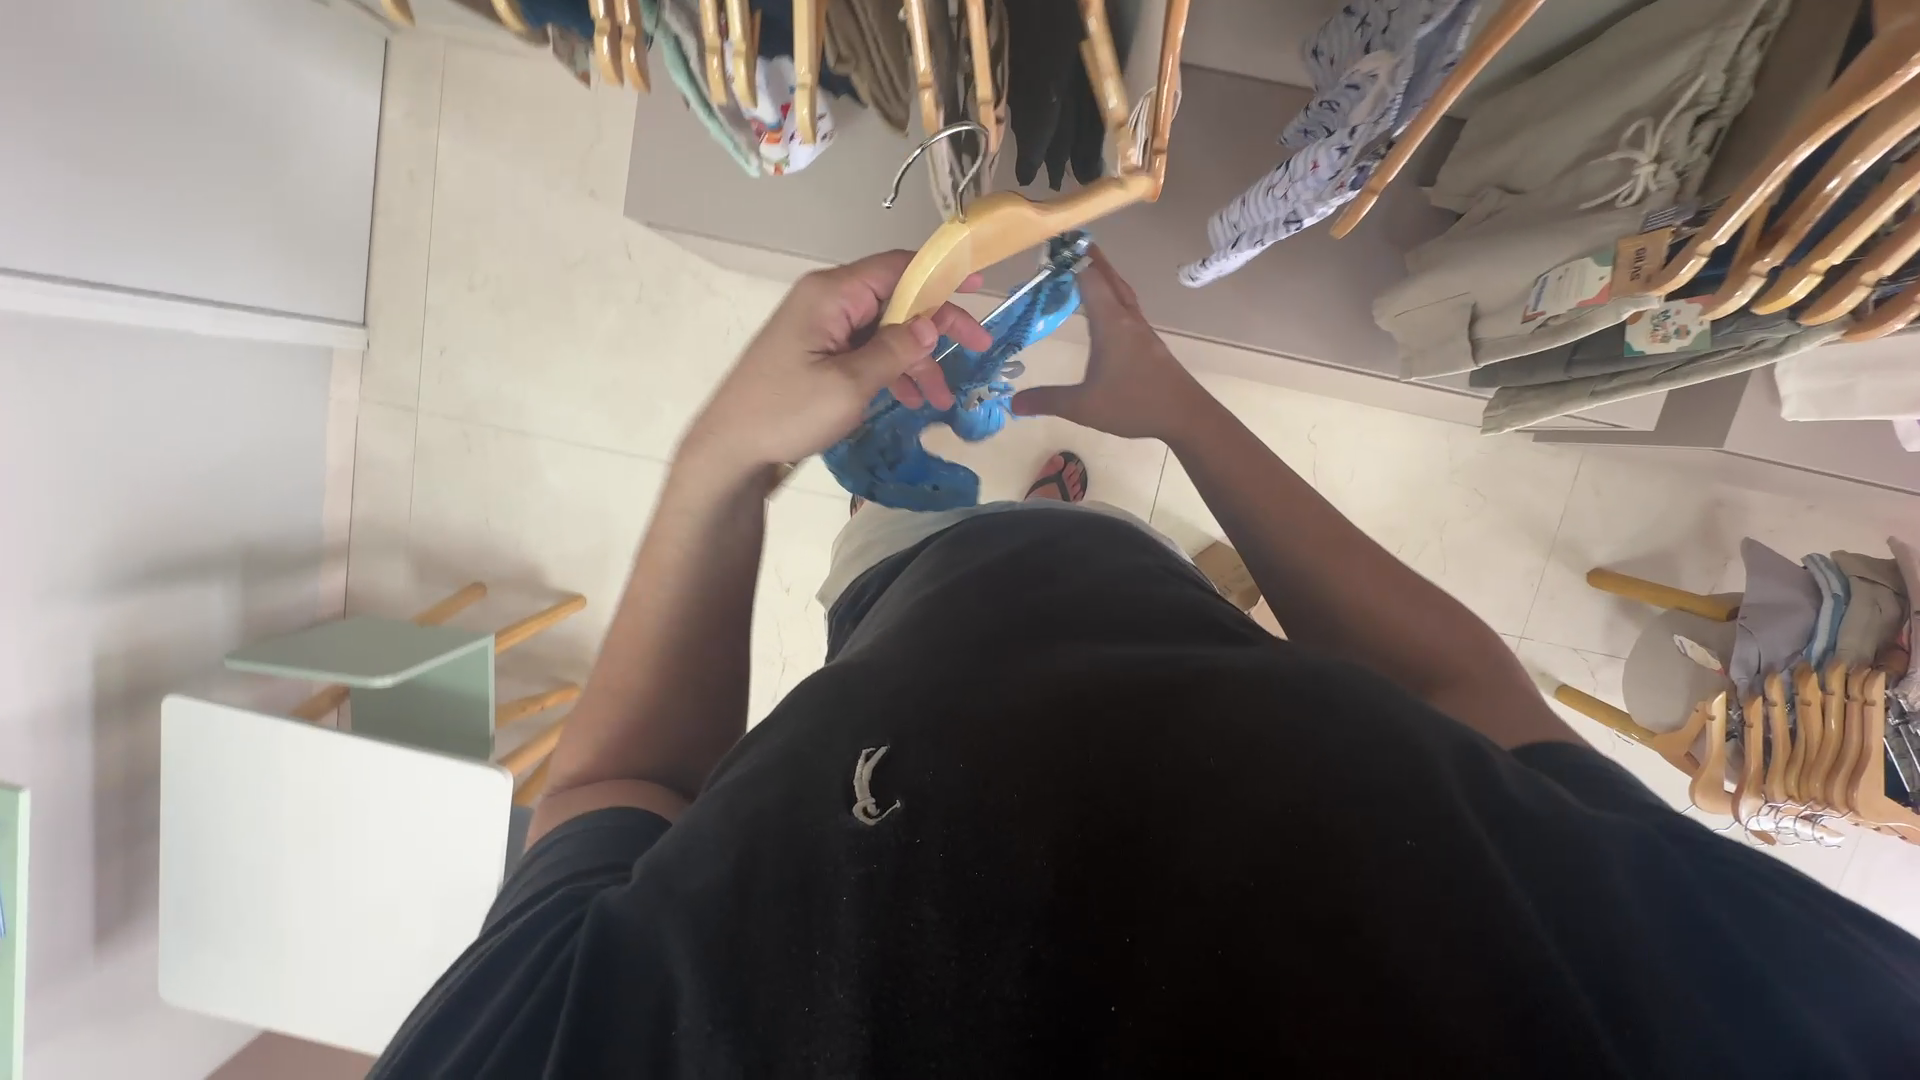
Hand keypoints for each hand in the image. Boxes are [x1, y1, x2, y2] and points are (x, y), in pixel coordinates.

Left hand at [681, 251, 991, 479]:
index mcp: (832, 294)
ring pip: (884, 331)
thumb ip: (893, 351)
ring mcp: (821, 328)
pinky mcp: (817, 354)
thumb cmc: (786, 412)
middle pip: (896, 300)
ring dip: (915, 360)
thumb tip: (928, 327)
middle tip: (977, 350)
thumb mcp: (849, 385)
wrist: (731, 447)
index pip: (898, 267)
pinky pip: (865, 351)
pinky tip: (910, 399)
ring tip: (941, 398)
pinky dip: (890, 371)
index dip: (941, 274)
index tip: (980, 287)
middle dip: (936, 327)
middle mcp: (828, 301)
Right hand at [1011, 246, 1210, 441]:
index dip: (1073, 262)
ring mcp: (1142, 331)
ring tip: (1092, 270)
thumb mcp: (1084, 406)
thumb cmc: (1134, 404)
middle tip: (1075, 245)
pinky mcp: (1151, 344)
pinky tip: (1111, 312)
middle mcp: (1128, 319)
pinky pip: (1129, 309)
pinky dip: (1116, 298)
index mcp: (1111, 324)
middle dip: (1092, 261)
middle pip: (1110, 279)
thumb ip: (1048, 401)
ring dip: (1107, 278)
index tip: (1056, 248)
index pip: (1090, 280)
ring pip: (1123, 293)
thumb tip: (1013, 403)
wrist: (1185, 415)